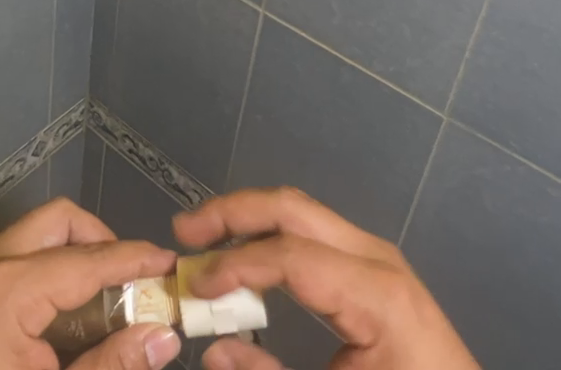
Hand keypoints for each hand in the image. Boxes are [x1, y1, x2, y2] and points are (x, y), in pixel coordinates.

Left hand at [0, 197, 183, 369]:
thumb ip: (110, 364)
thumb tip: (164, 337)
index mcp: (10, 287)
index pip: (90, 258)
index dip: (137, 259)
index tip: (173, 266)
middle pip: (61, 222)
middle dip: (102, 243)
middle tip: (133, 284)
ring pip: (38, 234)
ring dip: (76, 254)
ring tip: (106, 301)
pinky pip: (18, 256)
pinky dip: (50, 268)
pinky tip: (68, 314)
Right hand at [173, 188, 479, 369]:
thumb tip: (213, 351)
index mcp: (376, 294)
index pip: (290, 257)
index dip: (234, 266)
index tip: (193, 287)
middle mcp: (376, 258)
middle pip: (293, 209)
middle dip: (233, 212)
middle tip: (184, 231)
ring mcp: (376, 256)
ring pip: (300, 212)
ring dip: (247, 219)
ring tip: (203, 237)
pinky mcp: (371, 267)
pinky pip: (313, 234)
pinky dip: (270, 235)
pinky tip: (244, 255)